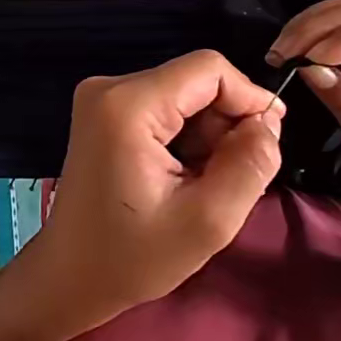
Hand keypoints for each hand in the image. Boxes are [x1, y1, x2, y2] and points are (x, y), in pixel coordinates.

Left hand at [33, 50, 284, 317]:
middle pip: (193, 80)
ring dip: (206, 134)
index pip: (208, 68)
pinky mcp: (102, 113)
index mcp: (127, 104)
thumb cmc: (131, 255)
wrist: (70, 272)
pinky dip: (183, 137)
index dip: (249, 98)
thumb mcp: (208, 220)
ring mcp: (101, 98)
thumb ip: (249, 164)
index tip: (267, 144)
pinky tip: (180, 176)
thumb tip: (269, 121)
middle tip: (229, 178)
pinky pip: (161, 107)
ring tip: (200, 184)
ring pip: (181, 94)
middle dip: (225, 124)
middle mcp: (108, 87)